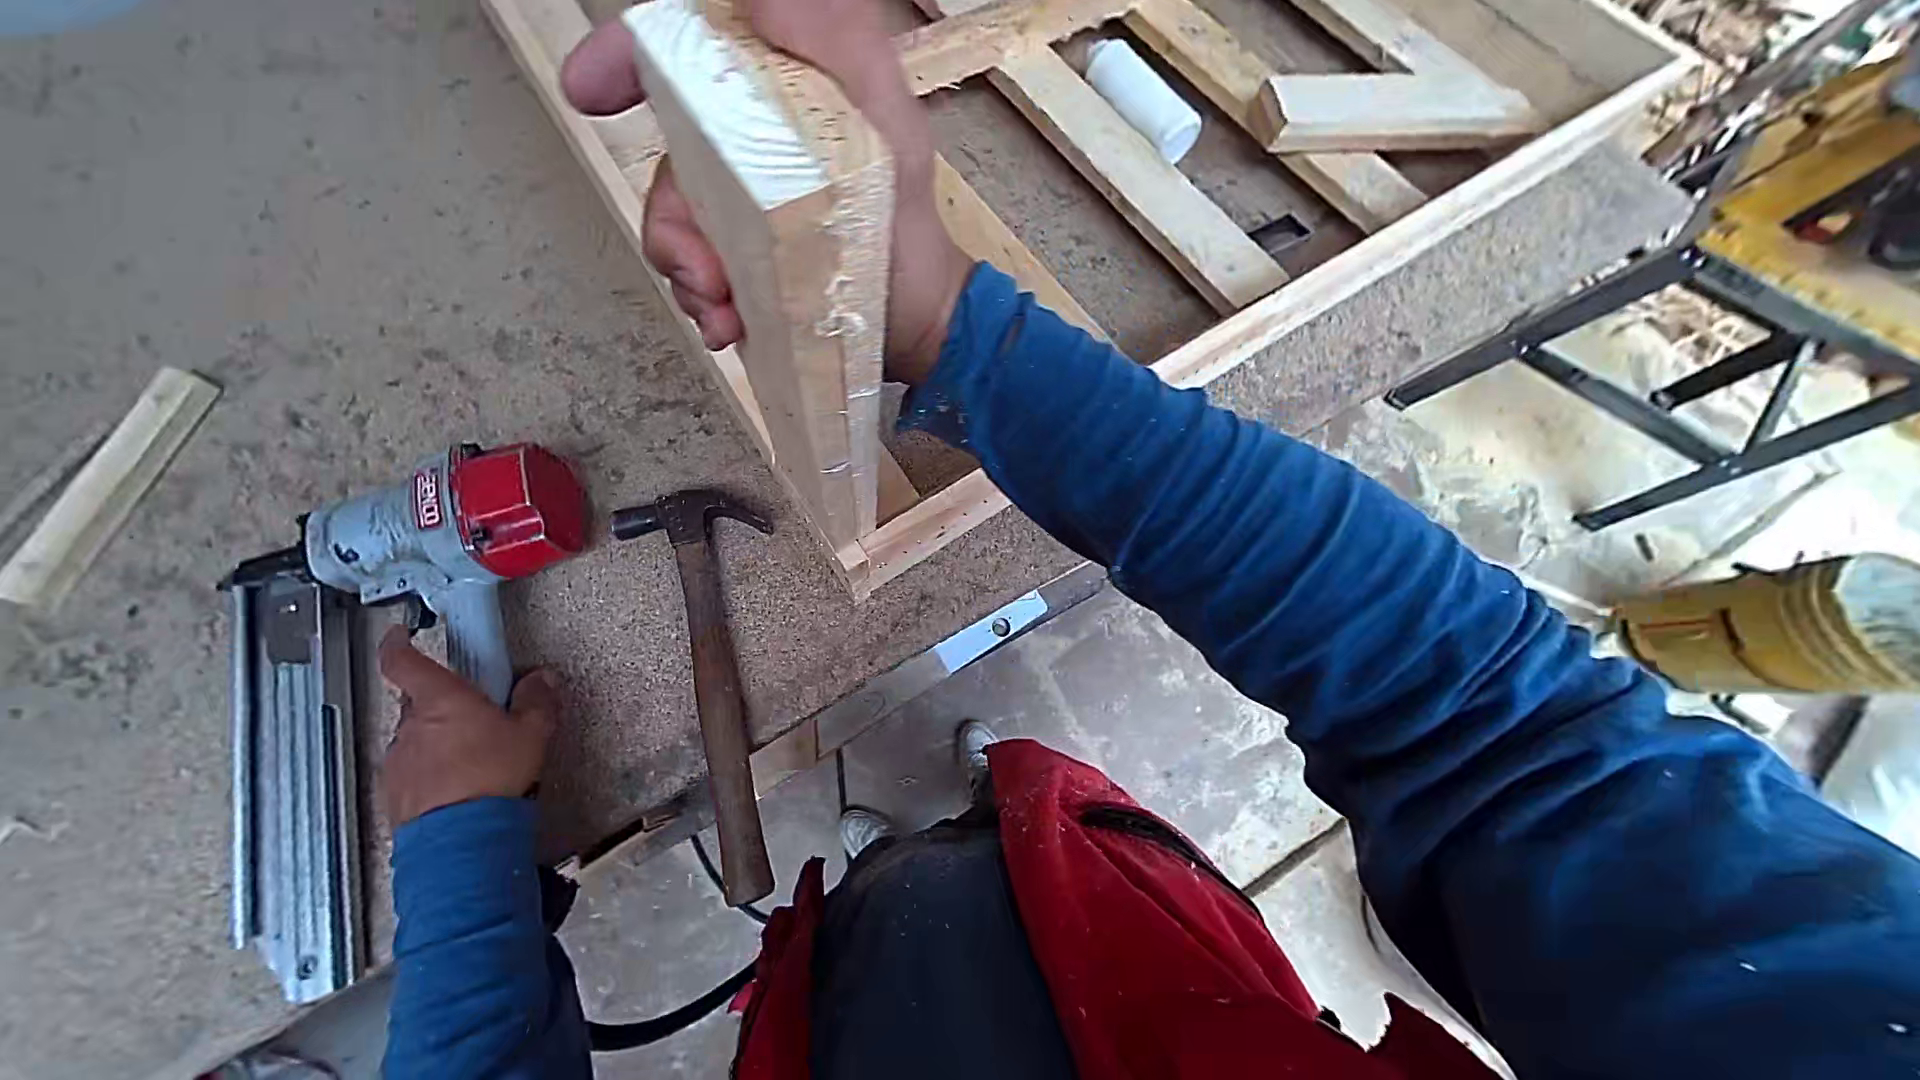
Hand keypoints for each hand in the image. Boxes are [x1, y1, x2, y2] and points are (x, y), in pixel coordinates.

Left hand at [377, 626, 560, 826]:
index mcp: (442, 701)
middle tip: (477, 708)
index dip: (398, 644)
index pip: (405, 662)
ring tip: (477, 751)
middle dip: (445, 700)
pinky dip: (434, 765)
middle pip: (419, 700)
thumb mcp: (533, 730)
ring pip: (417, 734)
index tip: (400, 634)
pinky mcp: (397, 789)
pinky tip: (463, 778)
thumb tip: (540, 680)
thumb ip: (537, 699)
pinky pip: (414, 765)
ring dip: (440, 735)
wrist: (462, 836)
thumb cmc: (493, 777)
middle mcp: (412, 725)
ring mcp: (400, 759)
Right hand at [559, 0, 974, 383]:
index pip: (683, 69)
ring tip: (726, 315)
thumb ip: (838, 43)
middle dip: (671, 230)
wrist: (919, 316)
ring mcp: (742, 225)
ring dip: (688, 281)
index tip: (589, 93)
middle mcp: (745, 163)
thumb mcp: (889, 123)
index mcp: (770, 111)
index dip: (624, 63)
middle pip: (667, 174)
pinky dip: (704, 309)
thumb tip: (754, 0)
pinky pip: (697, 286)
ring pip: (673, 238)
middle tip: (708, 278)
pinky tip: (728, 328)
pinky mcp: (747, 277)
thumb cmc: (907, 221)